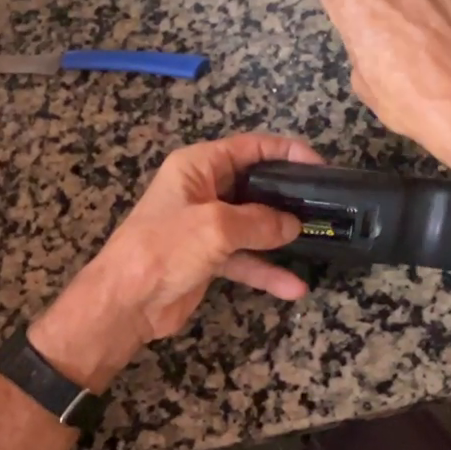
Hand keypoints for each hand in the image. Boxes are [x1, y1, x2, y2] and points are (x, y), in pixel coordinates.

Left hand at [28, 134, 321, 390]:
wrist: (127, 301)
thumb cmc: (165, 249)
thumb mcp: (216, 226)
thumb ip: (259, 222)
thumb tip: (292, 224)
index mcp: (196, 167)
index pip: (248, 148)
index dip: (285, 152)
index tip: (319, 165)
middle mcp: (201, 191)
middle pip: (254, 186)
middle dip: (287, 196)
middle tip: (323, 205)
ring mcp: (205, 228)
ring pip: (253, 226)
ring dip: (281, 238)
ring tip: (317, 242)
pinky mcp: (207, 260)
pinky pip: (245, 260)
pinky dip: (267, 272)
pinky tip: (293, 288)